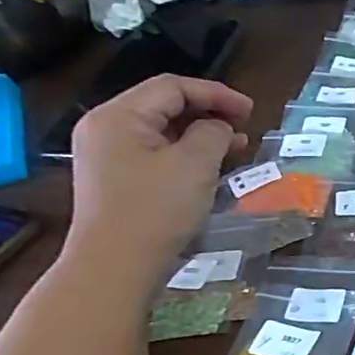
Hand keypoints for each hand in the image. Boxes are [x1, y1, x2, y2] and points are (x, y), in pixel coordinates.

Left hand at [63, 75, 250, 286]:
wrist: (114, 267)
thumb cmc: (155, 210)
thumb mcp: (194, 165)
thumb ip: (212, 133)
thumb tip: (218, 127)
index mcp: (118, 116)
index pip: (172, 87)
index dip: (216, 93)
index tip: (250, 110)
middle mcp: (105, 128)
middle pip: (163, 106)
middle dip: (208, 112)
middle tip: (244, 126)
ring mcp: (106, 156)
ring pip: (161, 131)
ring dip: (200, 134)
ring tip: (235, 148)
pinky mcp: (114, 181)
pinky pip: (154, 154)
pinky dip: (184, 154)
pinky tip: (209, 169)